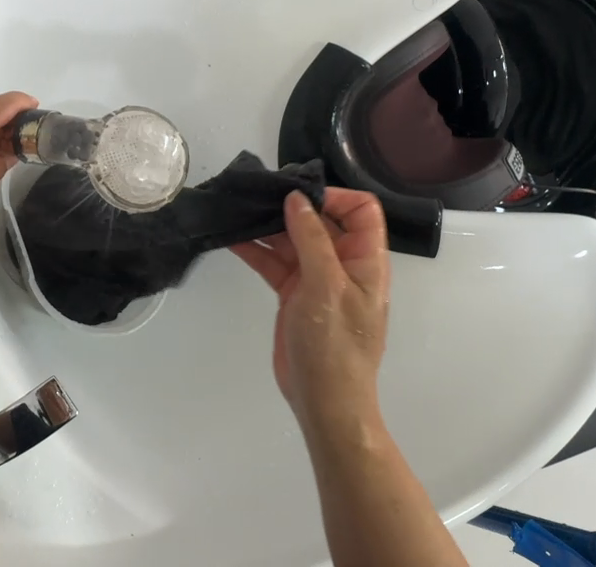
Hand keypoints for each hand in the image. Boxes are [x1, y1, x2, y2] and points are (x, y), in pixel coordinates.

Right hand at [230, 189, 390, 431]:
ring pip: (291, 239)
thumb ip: (311, 238)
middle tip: (255, 194)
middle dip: (290, 206)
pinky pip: (273, 261)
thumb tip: (297, 198)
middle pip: (320, 221)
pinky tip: (230, 237)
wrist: (325, 402)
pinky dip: (254, 249)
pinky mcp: (293, 293)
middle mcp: (342, 264)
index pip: (361, 211)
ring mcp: (316, 279)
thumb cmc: (335, 345)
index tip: (296, 196)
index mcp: (364, 260)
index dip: (333, 196)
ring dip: (267, 226)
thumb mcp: (325, 286)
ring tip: (236, 210)